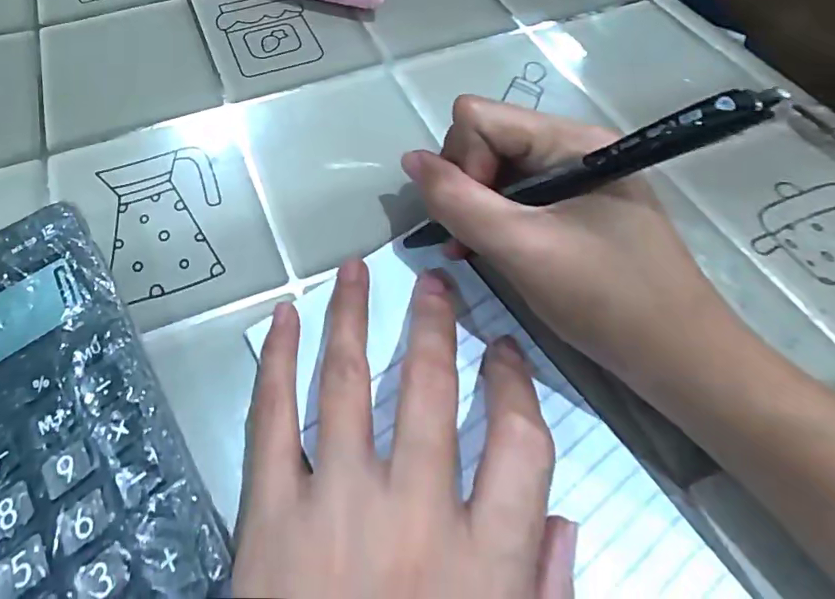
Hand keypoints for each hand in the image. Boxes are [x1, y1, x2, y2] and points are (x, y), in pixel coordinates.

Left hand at [233, 258, 576, 598]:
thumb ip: (544, 595)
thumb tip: (565, 523)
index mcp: (484, 564)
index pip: (520, 444)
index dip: (515, 386)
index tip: (502, 351)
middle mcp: (414, 515)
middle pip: (430, 390)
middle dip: (435, 325)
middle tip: (435, 281)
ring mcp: (335, 503)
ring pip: (348, 381)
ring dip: (353, 315)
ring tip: (357, 269)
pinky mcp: (268, 507)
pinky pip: (272, 415)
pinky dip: (278, 359)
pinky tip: (285, 315)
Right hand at [399, 96, 741, 385]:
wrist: (684, 363)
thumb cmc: (609, 301)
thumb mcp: (522, 249)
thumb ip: (458, 201)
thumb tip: (410, 159)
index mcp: (572, 141)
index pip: (479, 117)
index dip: (462, 162)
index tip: (478, 216)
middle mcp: (571, 146)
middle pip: (482, 137)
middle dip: (466, 184)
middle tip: (475, 237)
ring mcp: (572, 175)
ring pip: (492, 167)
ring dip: (474, 206)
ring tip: (475, 249)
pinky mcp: (571, 203)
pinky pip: (512, 192)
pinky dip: (491, 217)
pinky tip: (489, 249)